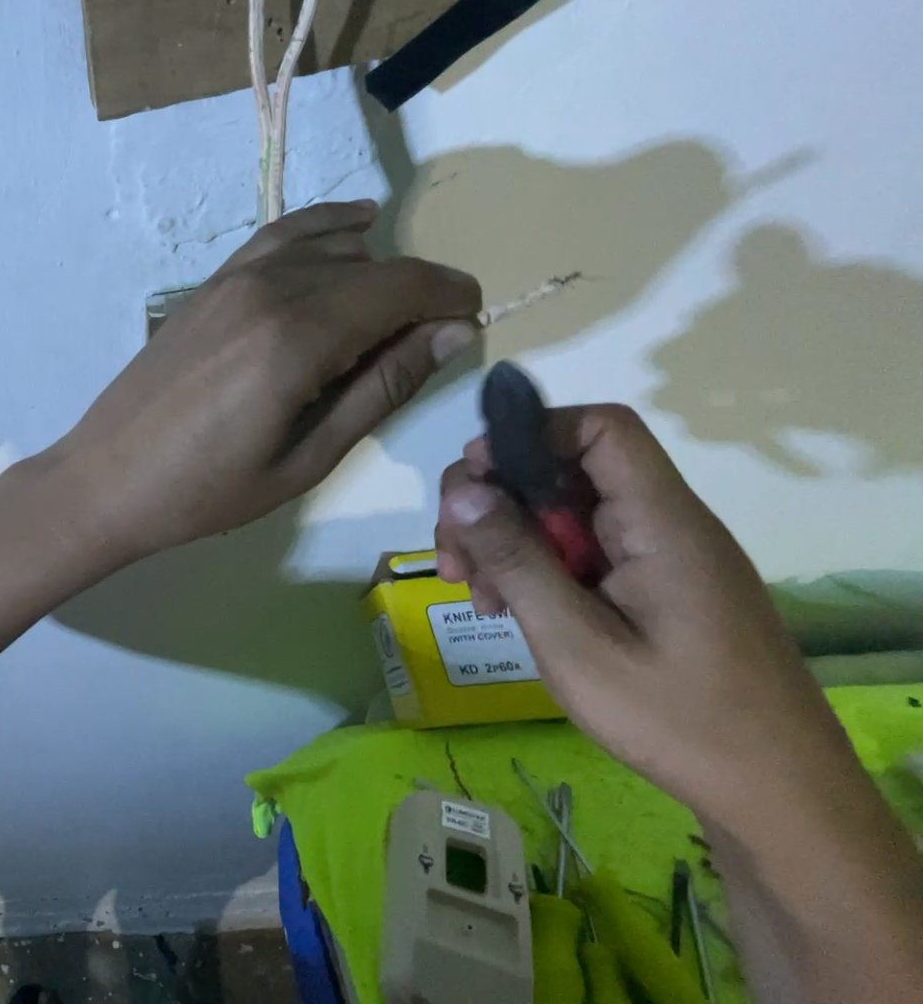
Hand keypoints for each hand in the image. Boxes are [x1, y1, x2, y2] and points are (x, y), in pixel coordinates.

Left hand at [43, 199, 480, 560]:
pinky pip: (275, 239)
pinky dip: (320, 229)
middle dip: (414, 292)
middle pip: (368, 266)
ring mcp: (229, 281)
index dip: (449, 298)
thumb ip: (380, 389)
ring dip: (370, 266)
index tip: (472, 322)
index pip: (401, 288)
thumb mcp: (305, 459)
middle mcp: (266, 290)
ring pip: (325, 246)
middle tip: (429, 338)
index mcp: (295, 337)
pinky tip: (351, 228)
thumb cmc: (204, 490)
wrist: (105, 480)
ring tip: (389, 307)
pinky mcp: (205, 288)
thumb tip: (450, 332)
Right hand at [434, 404, 858, 823]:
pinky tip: (503, 606)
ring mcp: (655, 557)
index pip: (600, 430)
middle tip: (452, 556)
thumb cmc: (674, 717)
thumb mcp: (574, 640)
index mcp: (660, 524)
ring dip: (502, 539)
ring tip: (472, 592)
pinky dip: (530, 567)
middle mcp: (661, 525)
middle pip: (563, 470)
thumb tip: (462, 490)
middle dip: (492, 500)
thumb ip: (516, 559)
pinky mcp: (648, 586)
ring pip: (559, 512)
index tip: (473, 484)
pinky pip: (576, 550)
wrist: (773, 794)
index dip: (529, 434)